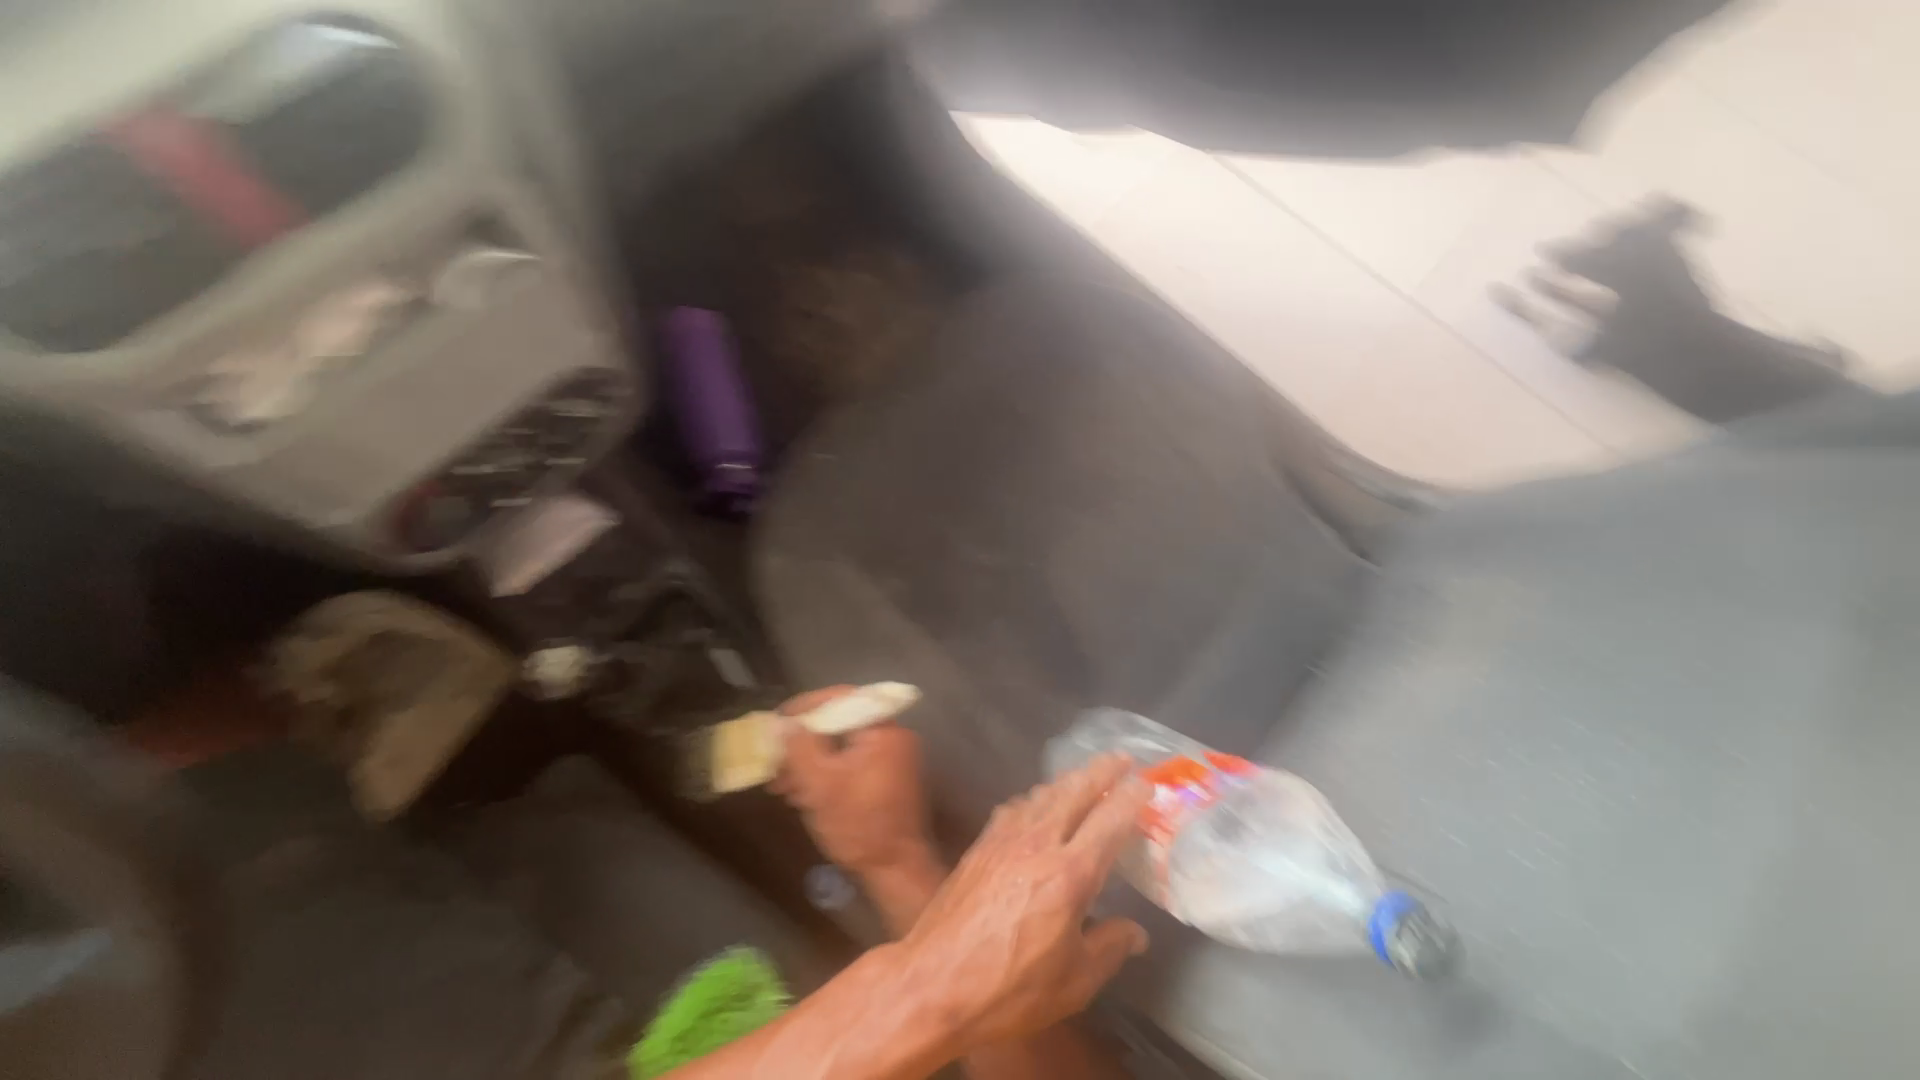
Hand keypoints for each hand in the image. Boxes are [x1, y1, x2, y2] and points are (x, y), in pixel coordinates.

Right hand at [773, 686, 932, 876]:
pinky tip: (801, 795)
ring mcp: (892, 760)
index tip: (778, 722)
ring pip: (842, 749)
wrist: (896, 871)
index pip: (841, 698)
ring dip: (810, 764)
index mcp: (883, 730)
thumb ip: (798, 747)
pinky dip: (827, 776)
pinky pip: (851, 766)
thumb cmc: (859, 824)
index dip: (805, 707)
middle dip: (803, 744)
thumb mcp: (819, 784)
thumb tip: (780, 723)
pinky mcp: (887, 782)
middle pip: (839, 726)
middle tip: (774, 760)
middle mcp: (893, 737)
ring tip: (781, 785)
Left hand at [896, 754, 1150, 1049]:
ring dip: (1068, 781)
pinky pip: (1014, 808)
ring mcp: (1004, 840)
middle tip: (1121, 758)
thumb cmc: (1011, 988)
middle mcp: (1038, 844)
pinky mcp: (979, 846)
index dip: (1131, 798)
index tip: (1146, 784)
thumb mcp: (1074, 982)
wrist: (934, 982)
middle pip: (1075, 792)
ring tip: (1085, 776)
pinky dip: (1034, 798)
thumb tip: (1136, 932)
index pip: (1109, 821)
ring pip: (1042, 795)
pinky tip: (1036, 804)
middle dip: (1101, 771)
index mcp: (1070, 874)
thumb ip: (1109, 948)